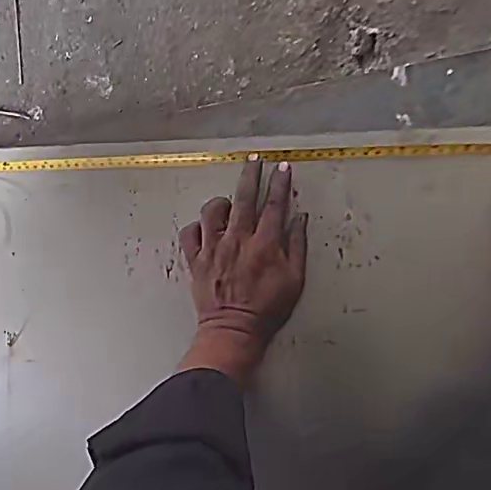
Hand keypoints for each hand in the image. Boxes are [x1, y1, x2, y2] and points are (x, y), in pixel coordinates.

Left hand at [177, 160, 309, 386]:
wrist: (233, 330)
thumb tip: (300, 219)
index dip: (280, 183)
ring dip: (222, 201)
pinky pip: (190, 233)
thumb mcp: (294, 280)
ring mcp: (213, 249)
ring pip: (213, 210)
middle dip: (251, 174)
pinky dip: (197, 227)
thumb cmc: (267, 310)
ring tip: (228, 203)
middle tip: (255, 159)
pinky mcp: (196, 260)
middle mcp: (237, 240)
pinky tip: (205, 228)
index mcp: (265, 244)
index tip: (283, 167)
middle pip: (244, 197)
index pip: (275, 204)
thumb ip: (297, 246)